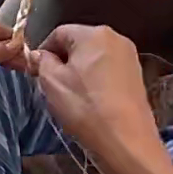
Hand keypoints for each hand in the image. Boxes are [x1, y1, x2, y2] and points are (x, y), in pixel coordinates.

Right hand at [28, 24, 163, 173]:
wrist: (125, 140)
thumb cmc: (84, 105)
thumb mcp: (51, 81)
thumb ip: (41, 61)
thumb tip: (39, 55)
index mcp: (93, 33)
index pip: (58, 33)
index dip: (43, 51)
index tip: (35, 73)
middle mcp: (115, 38)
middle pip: (77, 43)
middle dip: (62, 60)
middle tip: (51, 84)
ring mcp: (129, 56)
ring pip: (92, 57)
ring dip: (77, 70)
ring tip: (71, 94)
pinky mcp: (137, 75)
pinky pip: (106, 69)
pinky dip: (94, 79)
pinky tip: (89, 98)